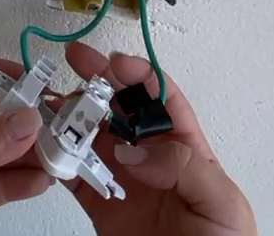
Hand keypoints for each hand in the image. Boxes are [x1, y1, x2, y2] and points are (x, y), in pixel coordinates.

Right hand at [63, 42, 256, 234]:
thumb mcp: (223, 204)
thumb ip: (185, 167)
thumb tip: (133, 151)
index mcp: (186, 148)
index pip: (161, 96)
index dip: (138, 72)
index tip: (113, 62)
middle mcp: (152, 158)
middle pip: (121, 106)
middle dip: (98, 80)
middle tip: (75, 63)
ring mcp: (126, 182)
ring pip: (93, 136)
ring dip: (73, 118)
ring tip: (55, 110)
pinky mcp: (104, 210)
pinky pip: (76, 177)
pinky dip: (58, 161)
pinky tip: (49, 149)